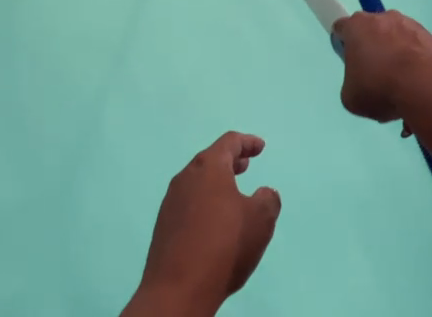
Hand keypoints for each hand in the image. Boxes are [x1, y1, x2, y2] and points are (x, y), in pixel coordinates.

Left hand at [124, 132, 281, 316]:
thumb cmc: (224, 245)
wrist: (178, 289)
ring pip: (197, 181)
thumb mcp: (260, 221)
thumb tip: (265, 193)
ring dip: (216, 183)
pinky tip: (213, 221)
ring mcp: (171, 201)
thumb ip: (268, 200)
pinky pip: (188, 202)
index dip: (247, 142)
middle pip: (210, 160)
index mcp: (209, 167)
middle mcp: (186, 177)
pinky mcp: (164, 225)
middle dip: (230, 161)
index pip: (229, 142)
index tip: (260, 147)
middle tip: (245, 165)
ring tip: (232, 194)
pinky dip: (204, 202)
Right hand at [333, 10, 431, 123]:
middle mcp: (383, 18)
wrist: (427, 87)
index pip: (342, 28)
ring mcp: (410, 25)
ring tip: (402, 90)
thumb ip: (351, 85)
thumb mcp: (350, 98)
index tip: (349, 62)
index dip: (343, 44)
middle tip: (376, 80)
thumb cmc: (379, 87)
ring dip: (396, 60)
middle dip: (373, 53)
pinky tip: (418, 89)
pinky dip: (416, 66)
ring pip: (397, 41)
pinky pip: (417, 51)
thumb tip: (363, 87)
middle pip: (372, 33)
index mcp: (357, 26)